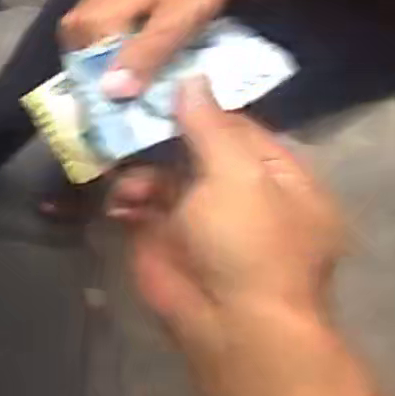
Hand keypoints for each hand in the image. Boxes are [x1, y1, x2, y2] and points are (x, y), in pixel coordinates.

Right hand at [59, 0, 240, 98]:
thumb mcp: (184, 10)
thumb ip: (148, 53)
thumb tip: (112, 94)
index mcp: (86, 31)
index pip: (90, 85)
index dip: (117, 107)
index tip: (146, 122)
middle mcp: (73, 29)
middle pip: (93, 77)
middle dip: (123, 93)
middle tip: (162, 105)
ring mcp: (82, 21)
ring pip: (101, 65)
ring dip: (129, 78)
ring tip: (161, 88)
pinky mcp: (96, 15)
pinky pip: (107, 51)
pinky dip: (130, 61)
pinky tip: (156, 63)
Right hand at [119, 78, 343, 348]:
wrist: (225, 316)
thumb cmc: (247, 242)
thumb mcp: (237, 176)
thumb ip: (210, 128)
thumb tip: (192, 78)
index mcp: (275, 173)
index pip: (234, 126)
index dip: (197, 107)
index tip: (156, 86)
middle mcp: (236, 190)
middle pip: (189, 149)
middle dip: (155, 139)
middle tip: (119, 121)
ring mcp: (195, 215)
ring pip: (158, 175)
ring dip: (137, 175)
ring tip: (127, 188)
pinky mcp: (159, 236)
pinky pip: (136, 205)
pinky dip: (125, 201)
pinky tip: (120, 207)